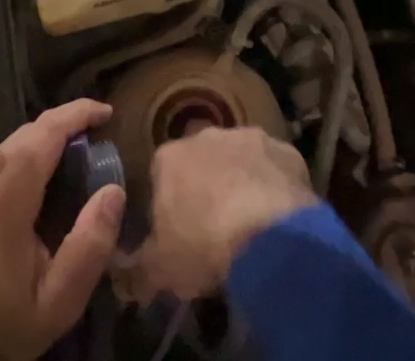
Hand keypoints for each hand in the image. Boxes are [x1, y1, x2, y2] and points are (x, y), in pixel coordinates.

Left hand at [0, 100, 125, 360]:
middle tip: (97, 134)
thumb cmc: (4, 329)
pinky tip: (37, 176)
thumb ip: (90, 244)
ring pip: (5, 147)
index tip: (106, 111)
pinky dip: (19, 158)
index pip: (41, 136)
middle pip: (23, 135)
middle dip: (62, 125)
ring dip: (41, 141)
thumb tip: (113, 189)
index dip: (75, 115)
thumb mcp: (60, 302)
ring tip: (73, 153)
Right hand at [135, 126, 316, 299]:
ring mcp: (251, 137)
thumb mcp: (159, 269)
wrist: (269, 235)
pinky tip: (279, 217)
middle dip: (207, 186)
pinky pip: (275, 167)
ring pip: (241, 159)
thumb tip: (127, 277)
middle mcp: (208, 136)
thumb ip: (139, 268)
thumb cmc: (203, 245)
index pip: (160, 175)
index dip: (169, 203)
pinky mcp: (287, 150)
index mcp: (170, 157)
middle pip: (202, 161)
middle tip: (214, 226)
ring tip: (250, 223)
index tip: (176, 230)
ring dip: (242, 182)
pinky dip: (274, 186)